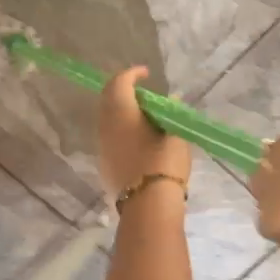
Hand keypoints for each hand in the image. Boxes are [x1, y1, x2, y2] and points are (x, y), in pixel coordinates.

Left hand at [98, 67, 191, 194]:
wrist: (148, 205)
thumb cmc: (164, 164)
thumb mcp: (176, 136)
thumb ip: (172, 117)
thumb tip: (173, 102)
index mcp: (121, 113)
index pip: (119, 83)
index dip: (132, 74)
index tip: (146, 74)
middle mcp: (105, 126)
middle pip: (107, 99)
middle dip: (122, 90)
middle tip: (143, 92)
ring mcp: (102, 147)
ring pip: (106, 119)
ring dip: (121, 111)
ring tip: (144, 116)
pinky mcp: (104, 164)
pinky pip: (109, 137)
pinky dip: (121, 129)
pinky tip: (138, 138)